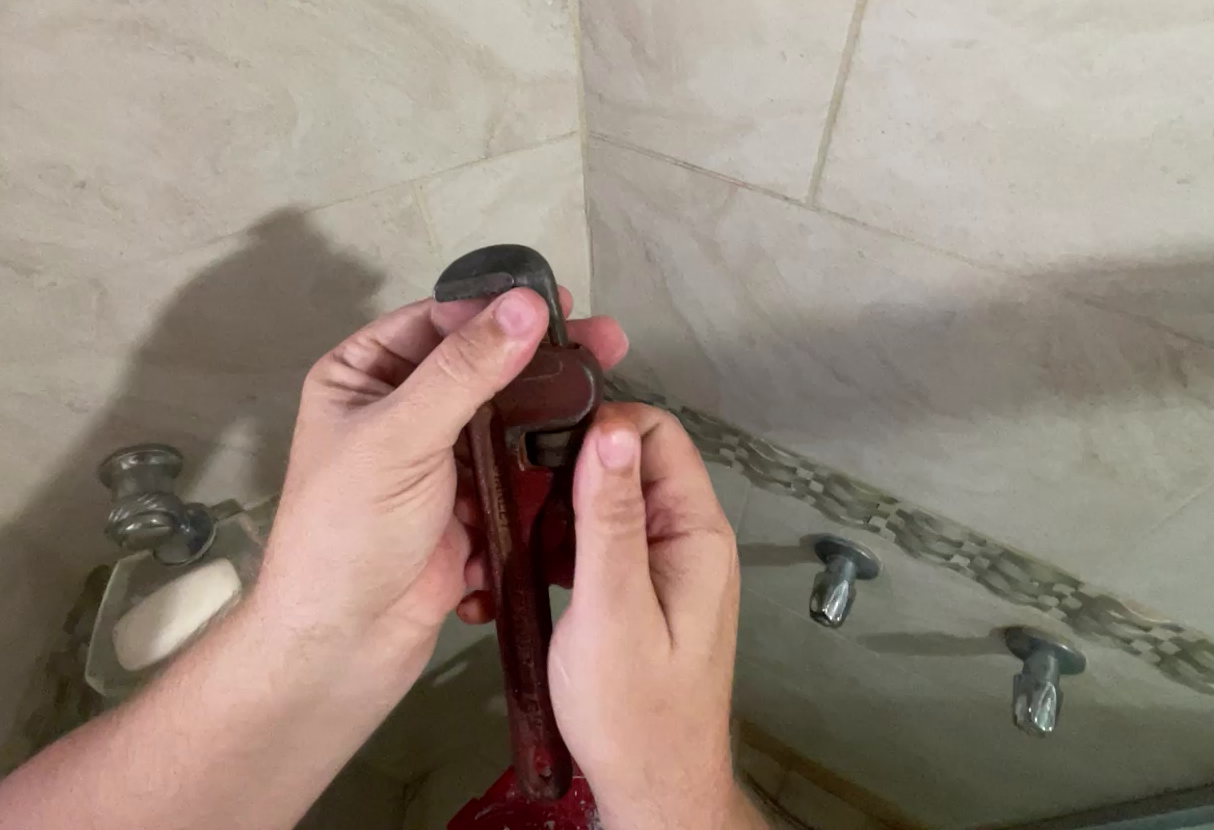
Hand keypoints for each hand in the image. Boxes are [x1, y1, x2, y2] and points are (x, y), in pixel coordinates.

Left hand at [250, 287, 627, 684]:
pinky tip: (588, 437)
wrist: (344, 648)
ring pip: (506, 411)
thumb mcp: (401, 437)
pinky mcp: (471, 495)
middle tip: (605, 340)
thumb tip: (527, 304)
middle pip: (481, 363)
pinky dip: (547, 449)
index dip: (498, 308)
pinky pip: (516, 458)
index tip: (561, 303)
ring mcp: (440, 453)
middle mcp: (402, 405)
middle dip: (539, 355)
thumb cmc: (351, 530)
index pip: (440, 322)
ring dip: (551, 401)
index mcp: (366, 374)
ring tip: (606, 386)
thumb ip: (466, 370)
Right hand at [546, 403, 757, 827]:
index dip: (605, 427)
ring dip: (564, 502)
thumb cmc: (635, 711)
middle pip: (632, 460)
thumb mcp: (613, 608)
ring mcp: (663, 556)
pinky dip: (566, 535)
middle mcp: (686, 532)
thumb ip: (610, 517)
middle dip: (575, 464)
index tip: (547, 447)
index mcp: (695, 529)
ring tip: (518, 522)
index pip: (659, 434)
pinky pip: (602, 532)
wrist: (650, 787)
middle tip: (520, 486)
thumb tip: (611, 430)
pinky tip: (532, 555)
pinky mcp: (639, 578)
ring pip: (610, 494)